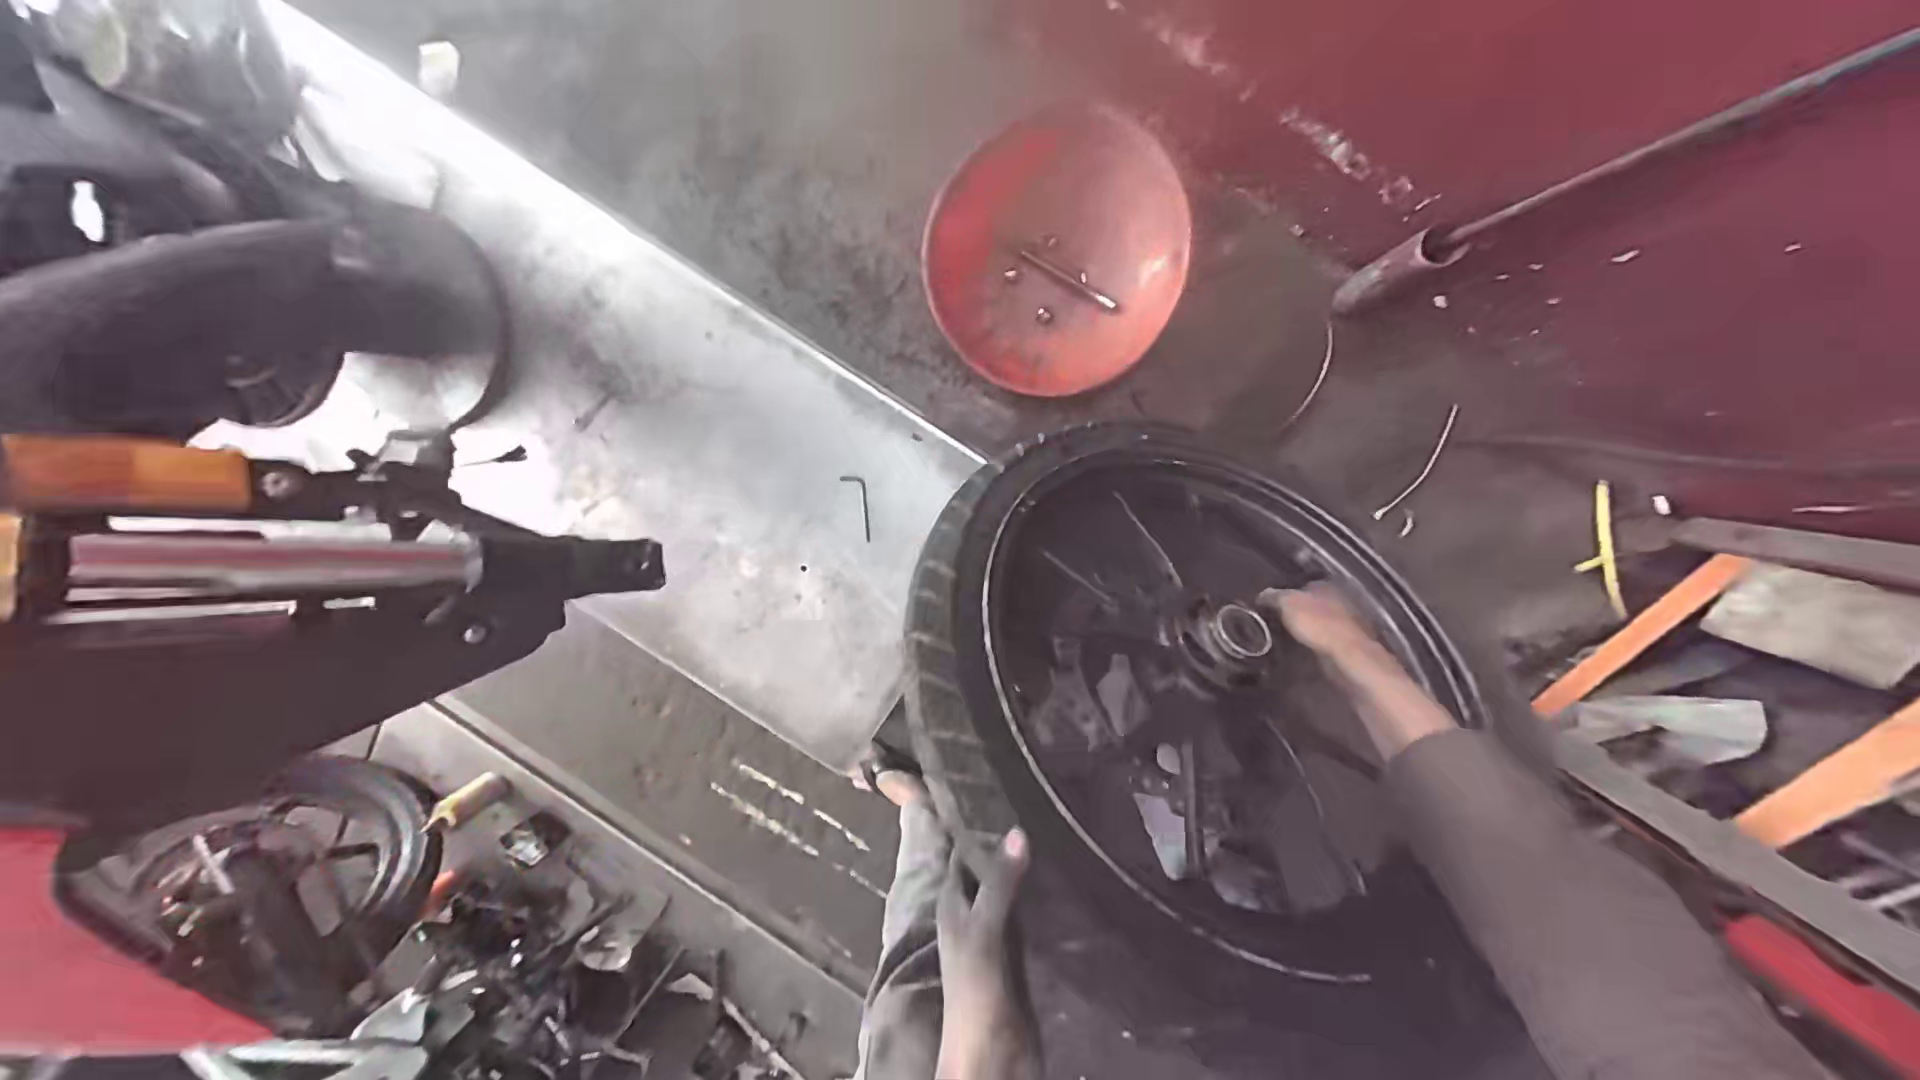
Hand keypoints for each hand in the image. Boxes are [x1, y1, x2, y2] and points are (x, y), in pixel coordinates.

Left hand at [936, 828, 1037, 1079]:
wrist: (992, 1056)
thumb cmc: (976, 987)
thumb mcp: (984, 928)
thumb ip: (999, 882)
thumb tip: (1019, 830)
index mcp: (953, 900)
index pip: (963, 850)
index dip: (980, 826)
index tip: (1010, 797)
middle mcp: (972, 909)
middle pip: (988, 867)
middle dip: (1008, 846)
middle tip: (1043, 812)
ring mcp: (995, 931)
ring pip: (1009, 888)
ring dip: (1026, 870)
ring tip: (1057, 839)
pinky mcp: (1019, 953)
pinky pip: (1028, 912)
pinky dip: (1040, 897)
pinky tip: (1062, 884)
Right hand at [1259, 582, 1378, 659]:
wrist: (1348, 654)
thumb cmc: (1317, 622)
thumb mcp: (1286, 603)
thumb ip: (1273, 596)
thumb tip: (1262, 595)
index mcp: (1327, 584)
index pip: (1302, 583)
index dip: (1286, 592)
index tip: (1272, 604)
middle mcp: (1341, 598)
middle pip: (1313, 601)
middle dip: (1298, 609)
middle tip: (1278, 619)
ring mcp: (1348, 620)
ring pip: (1320, 619)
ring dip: (1308, 626)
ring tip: (1287, 635)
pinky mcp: (1350, 640)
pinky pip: (1326, 636)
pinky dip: (1316, 639)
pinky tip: (1304, 646)